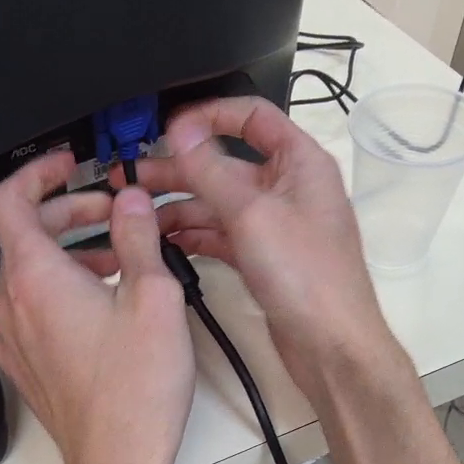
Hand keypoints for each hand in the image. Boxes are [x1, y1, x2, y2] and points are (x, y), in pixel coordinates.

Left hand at [0, 151, 194, 463]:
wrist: (117, 463)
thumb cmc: (134, 394)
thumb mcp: (153, 298)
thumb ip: (138, 237)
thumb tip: (131, 202)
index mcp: (37, 278)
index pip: (10, 200)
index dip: (36, 173)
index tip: (66, 165)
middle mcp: (15, 306)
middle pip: (24, 235)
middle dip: (69, 213)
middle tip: (113, 213)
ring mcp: (17, 340)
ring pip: (31, 275)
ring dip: (71, 254)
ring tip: (120, 260)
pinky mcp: (28, 366)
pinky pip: (35, 311)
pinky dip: (63, 292)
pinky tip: (105, 306)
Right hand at [132, 97, 406, 401]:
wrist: (331, 346)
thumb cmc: (308, 278)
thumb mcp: (252, 214)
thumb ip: (211, 171)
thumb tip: (181, 132)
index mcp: (300, 162)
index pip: (252, 117)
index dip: (209, 117)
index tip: (169, 129)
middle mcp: (288, 189)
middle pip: (225, 164)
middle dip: (179, 169)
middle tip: (132, 176)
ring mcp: (274, 227)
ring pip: (219, 205)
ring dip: (179, 207)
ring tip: (137, 214)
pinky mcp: (263, 260)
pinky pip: (222, 237)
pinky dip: (195, 237)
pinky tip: (164, 241)